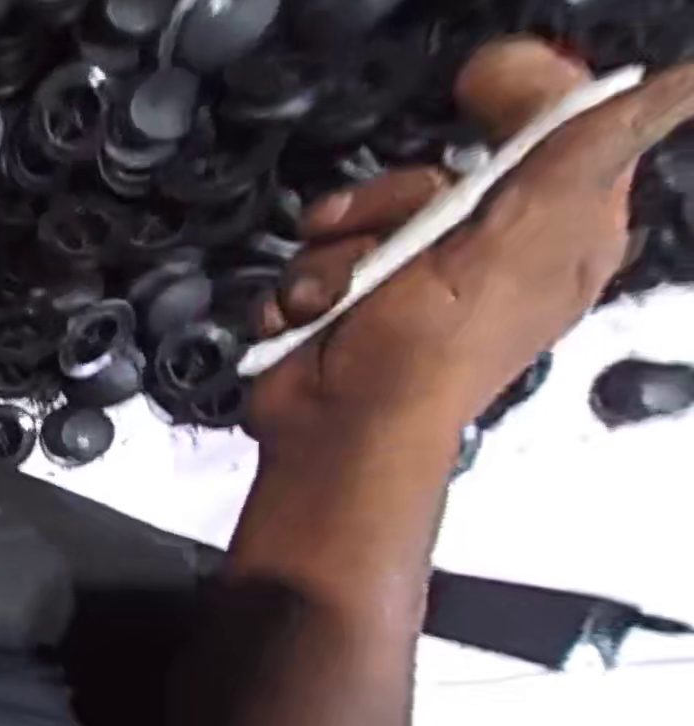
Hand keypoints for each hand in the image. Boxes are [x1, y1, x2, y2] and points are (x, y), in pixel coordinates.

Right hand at [249, 38, 693, 457]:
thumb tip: (683, 83)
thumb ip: (575, 165)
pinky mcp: (328, 311)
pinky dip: (292, 298)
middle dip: (376, 203)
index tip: (479, 74)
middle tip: (344, 224)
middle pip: (421, 184)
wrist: (335, 430)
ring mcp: (387, 286)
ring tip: (323, 302)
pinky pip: (300, 275)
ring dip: (322, 263)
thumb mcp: (514, 253)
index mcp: (539, 235)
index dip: (521, 96)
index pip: (547, 138)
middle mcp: (463, 255)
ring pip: (345, 232)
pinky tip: (301, 321)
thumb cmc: (428, 355)